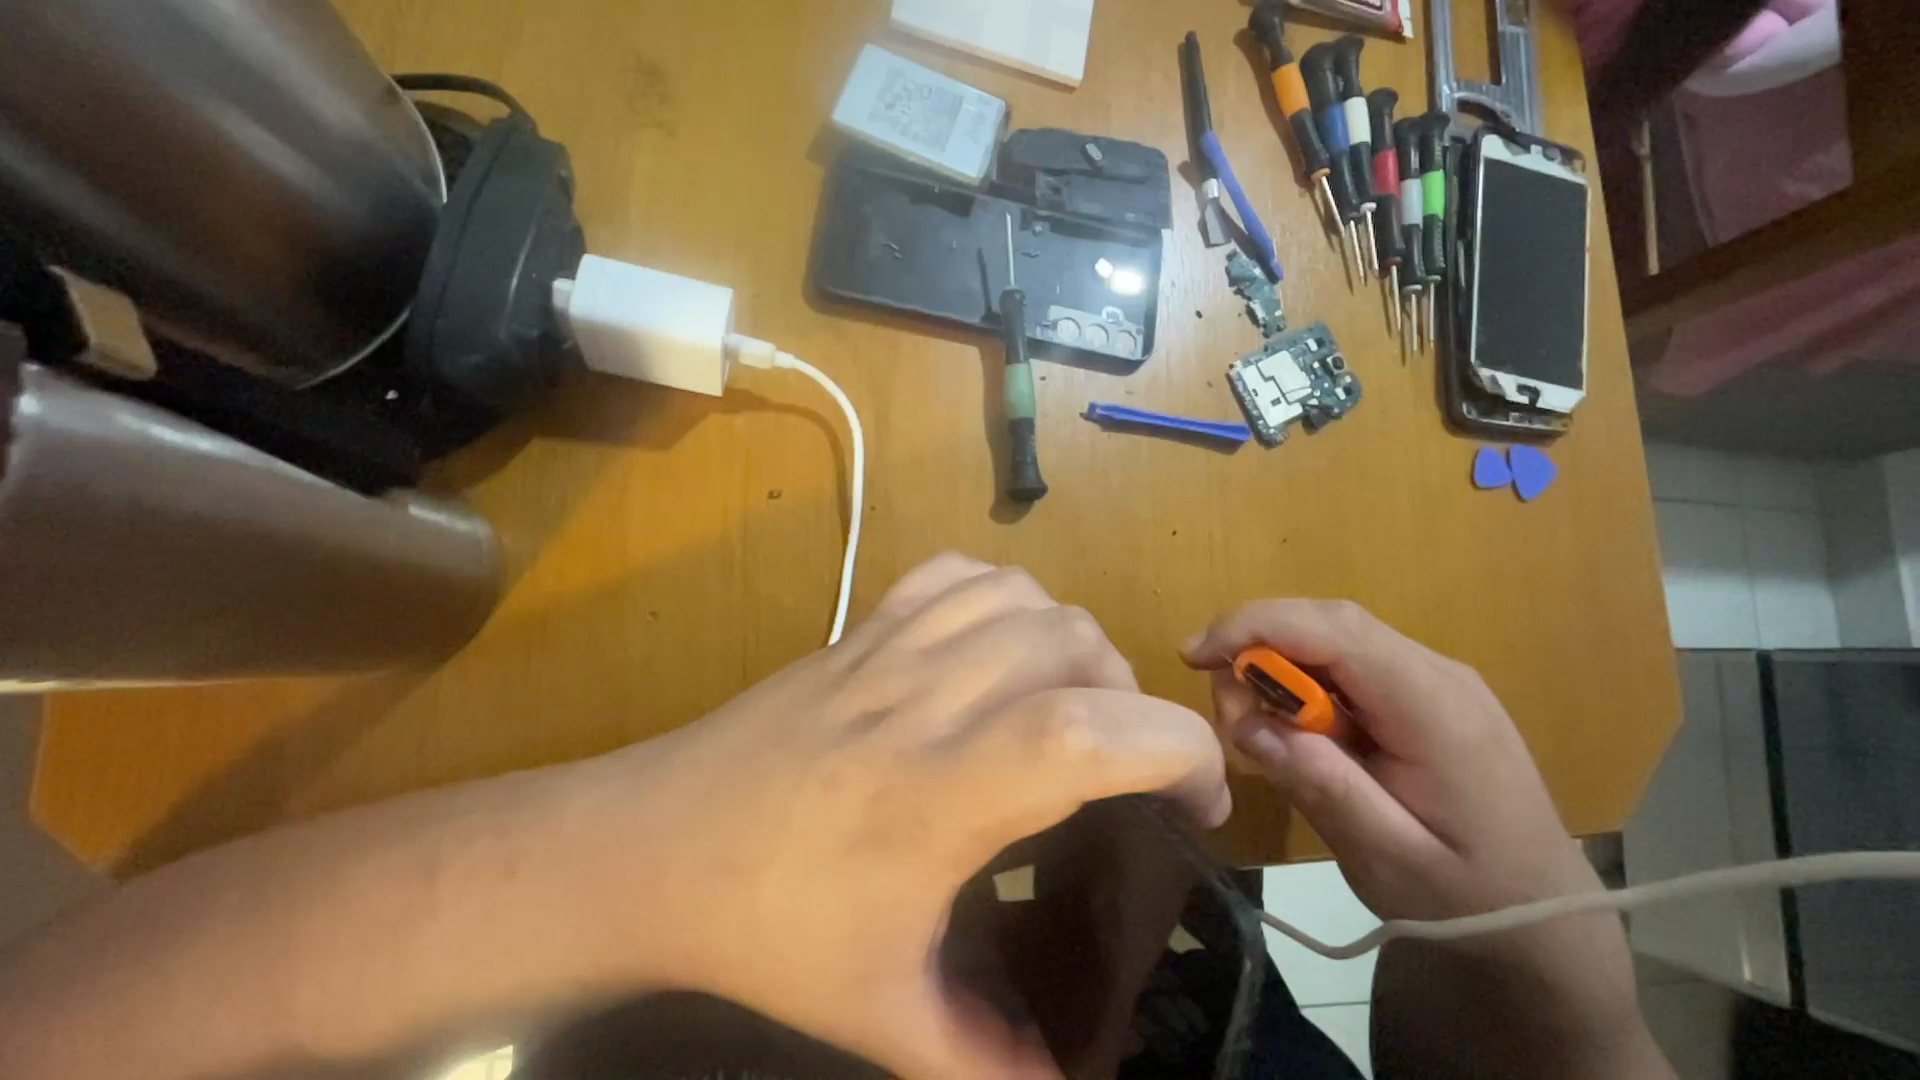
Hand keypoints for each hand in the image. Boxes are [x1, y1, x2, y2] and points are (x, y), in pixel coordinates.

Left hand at [587, 553, 1228, 1078]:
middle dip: (1134, 701)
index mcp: (941, 792)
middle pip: (1071, 644)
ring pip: (1022, 600)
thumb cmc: (766, 929)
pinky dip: (1005, 597)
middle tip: (1127, 767)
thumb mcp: (880, 1014)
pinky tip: (1003, 647)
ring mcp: (888, 650)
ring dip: (1076, 645)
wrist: (651, 846)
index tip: (1198, 803)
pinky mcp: (859, 629)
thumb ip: (984, 1063)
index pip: (1088, 730)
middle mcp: (925, 699)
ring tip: (1074, 704)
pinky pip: (955, 575)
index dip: (1174, 750)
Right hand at [1181, 600, 1649, 1060]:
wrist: (1544, 921)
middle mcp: (1439, 675)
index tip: (1194, 657)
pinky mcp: (1427, 695)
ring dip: (1279, 668)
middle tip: (1226, 713)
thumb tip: (1248, 722)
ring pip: (1336, 639)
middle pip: (1331, 623)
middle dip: (1257, 646)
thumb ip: (1322, 786)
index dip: (1255, 627)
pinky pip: (1351, 665)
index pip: (1335, 631)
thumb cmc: (1468, 899)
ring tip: (1257, 731)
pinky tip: (1296, 729)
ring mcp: (1437, 681)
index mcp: (1436, 709)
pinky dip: (1304, 683)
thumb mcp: (1387, 858)